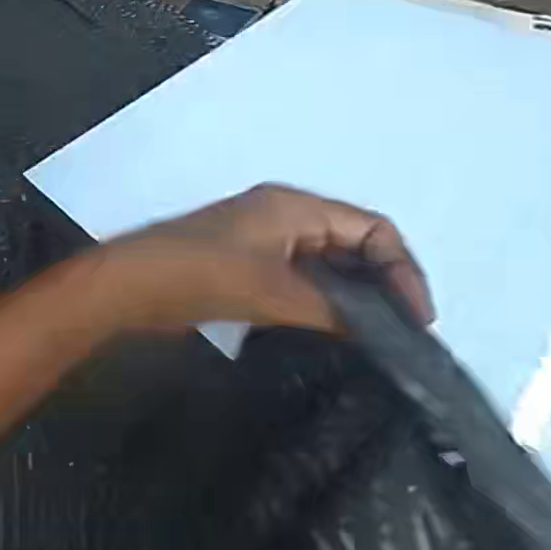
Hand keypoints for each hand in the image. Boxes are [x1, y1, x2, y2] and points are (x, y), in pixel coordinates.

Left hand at [75, 185, 433, 332]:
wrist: (133, 284)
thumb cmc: (202, 275)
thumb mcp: (274, 291)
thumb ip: (332, 309)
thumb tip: (381, 332)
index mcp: (293, 207)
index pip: (372, 228)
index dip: (402, 269)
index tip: (417, 321)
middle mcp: (283, 216)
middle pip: (352, 244)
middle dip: (381, 283)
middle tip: (402, 336)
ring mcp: (263, 241)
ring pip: (327, 264)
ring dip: (353, 296)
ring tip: (378, 342)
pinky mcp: (247, 266)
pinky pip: (301, 280)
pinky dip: (323, 302)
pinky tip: (334, 334)